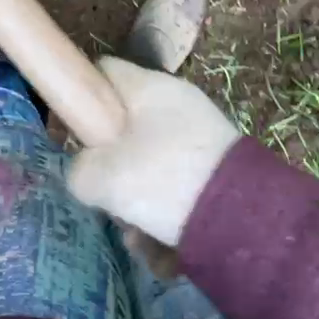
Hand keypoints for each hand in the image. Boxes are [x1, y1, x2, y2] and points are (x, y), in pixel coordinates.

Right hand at [67, 56, 241, 246]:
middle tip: (107, 199)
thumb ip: (78, 170)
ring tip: (139, 238)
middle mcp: (177, 101)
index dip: (81, 97)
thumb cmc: (166, 180)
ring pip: (150, 161)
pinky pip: (177, 183)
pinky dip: (166, 212)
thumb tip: (83, 171)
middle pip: (124, 125)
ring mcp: (201, 133)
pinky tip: (165, 246)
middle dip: (111, 168)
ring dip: (137, 201)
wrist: (245, 218)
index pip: (101, 71)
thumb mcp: (103, 179)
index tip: (73, 136)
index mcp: (149, 87)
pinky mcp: (219, 167)